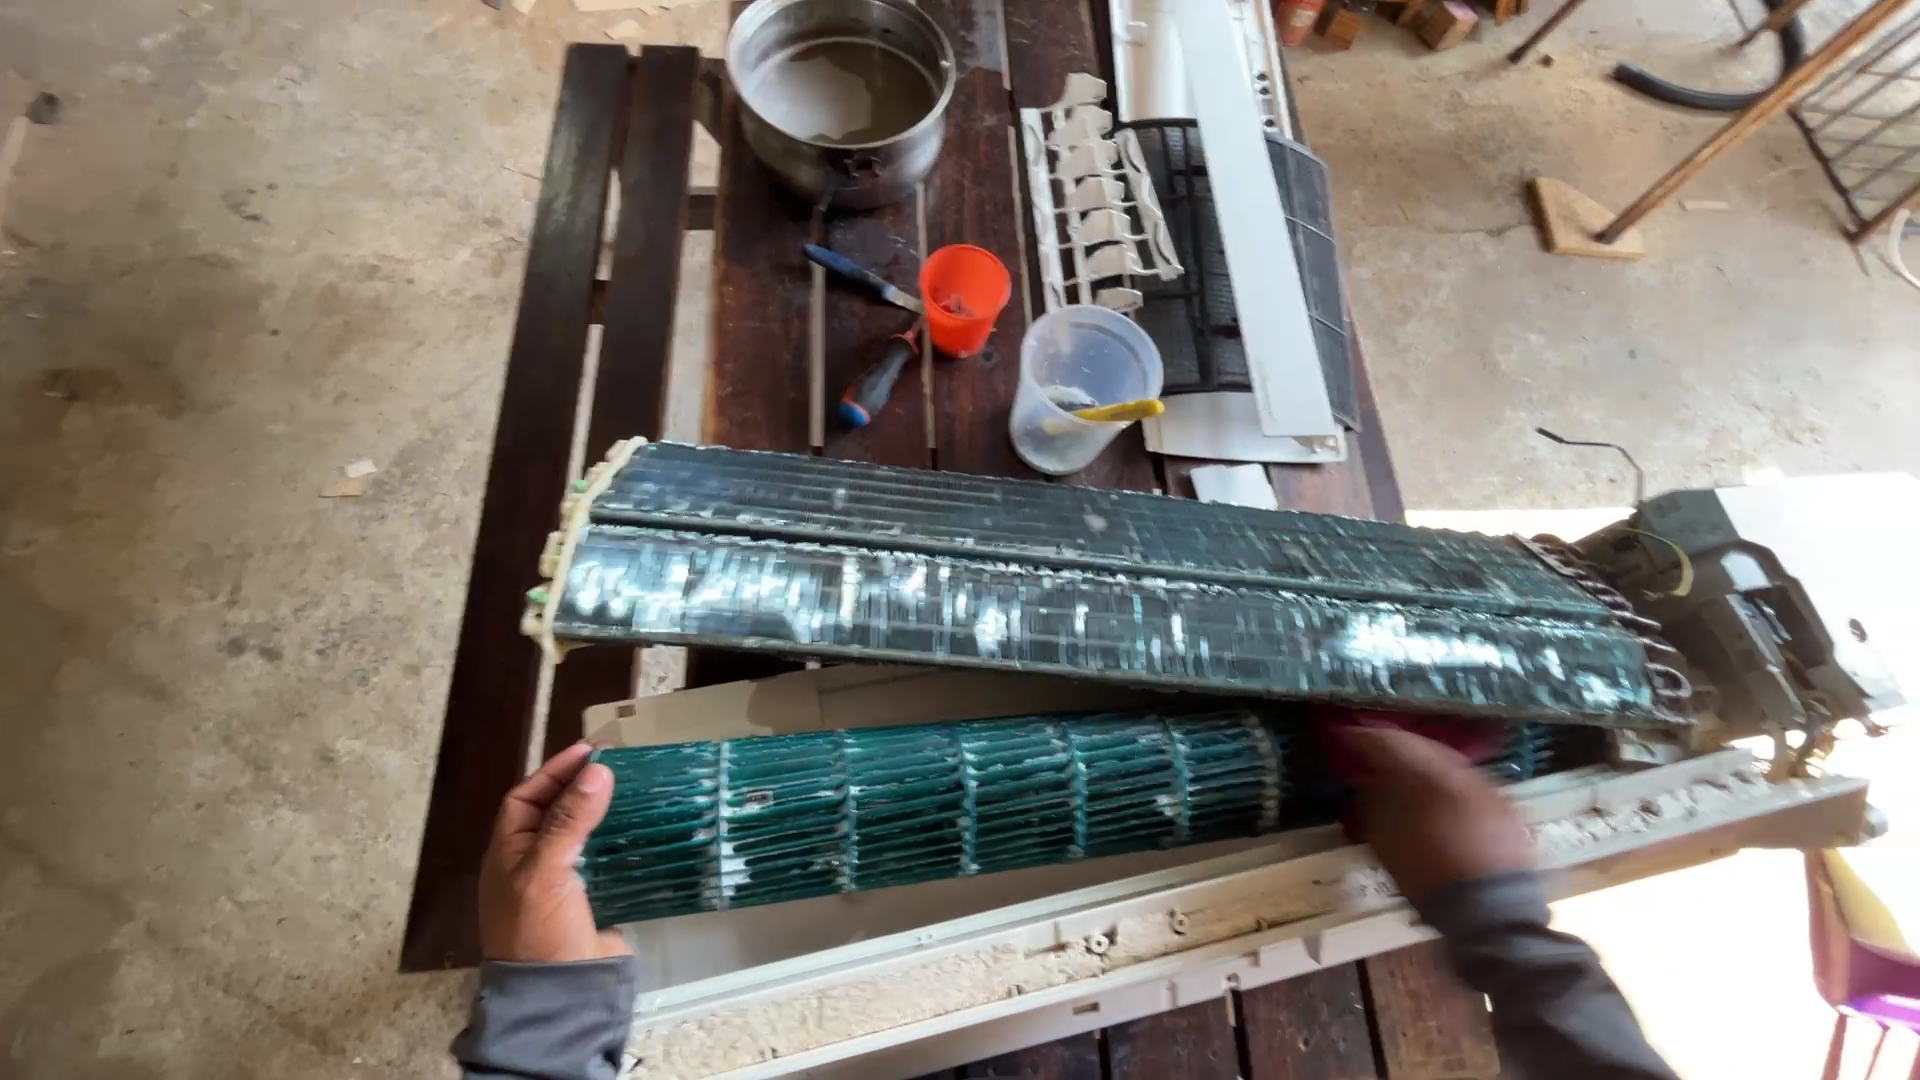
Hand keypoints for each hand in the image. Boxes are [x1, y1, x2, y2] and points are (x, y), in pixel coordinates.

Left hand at [478, 742, 629, 962]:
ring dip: (608, 809)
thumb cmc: (540, 933)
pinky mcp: (595, 895)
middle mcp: (534, 863)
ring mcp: (565, 881)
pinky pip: (608, 853)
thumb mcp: (546, 873)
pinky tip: (647, 826)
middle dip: (585, 785)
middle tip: (622, 764)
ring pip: (586, 831)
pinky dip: (625, 836)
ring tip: (639, 788)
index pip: (526, 798)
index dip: (555, 771)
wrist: (562, 998)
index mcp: (509, 855)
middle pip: (557, 811)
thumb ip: (569, 821)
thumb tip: (599, 769)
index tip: (592, 750)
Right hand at [1334, 725, 1533, 905]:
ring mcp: (1491, 792)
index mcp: (1434, 780)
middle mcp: (1467, 776)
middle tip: (1370, 744)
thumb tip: (1367, 778)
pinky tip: (1431, 788)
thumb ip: (1375, 800)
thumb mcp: (1388, 839)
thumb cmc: (1430, 877)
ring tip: (1398, 764)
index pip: (1394, 744)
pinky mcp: (1507, 810)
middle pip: (1425, 746)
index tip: (1344, 735)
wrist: (1495, 917)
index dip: (1365, 738)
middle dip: (1395, 744)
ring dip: (1421, 758)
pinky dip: (1444, 777)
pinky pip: (1467, 780)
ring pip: (1449, 761)